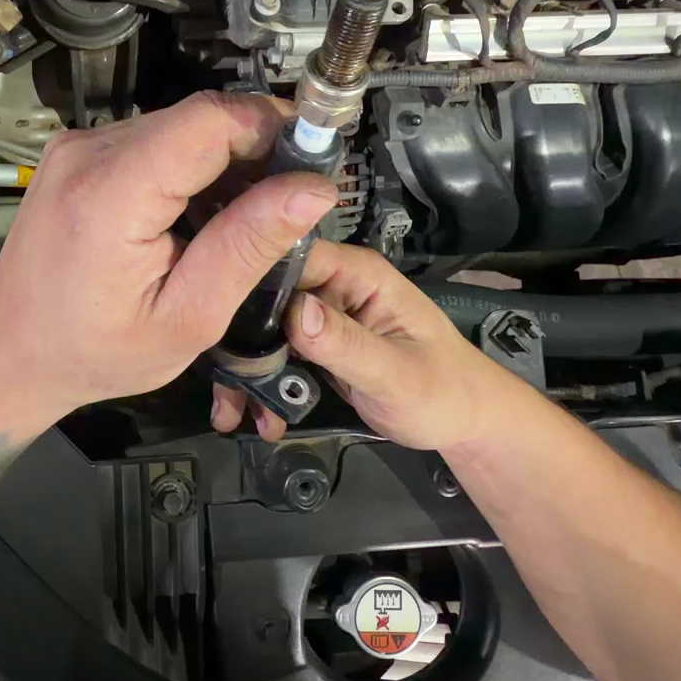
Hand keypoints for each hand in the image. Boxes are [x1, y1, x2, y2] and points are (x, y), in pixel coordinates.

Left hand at [0, 92, 338, 426]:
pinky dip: (188, 165)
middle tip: (289, 199)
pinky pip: (151, 139)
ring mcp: (76, 147)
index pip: (208, 120)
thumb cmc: (93, 351)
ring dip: (222, 159)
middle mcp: (86, 153)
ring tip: (243, 217)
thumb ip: (248, 245)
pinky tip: (200, 213)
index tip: (313, 158)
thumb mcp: (188, 316)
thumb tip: (311, 190)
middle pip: (196, 118)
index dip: (271, 126)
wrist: (14, 349)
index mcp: (110, 193)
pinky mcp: (77, 153)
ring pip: (177, 126)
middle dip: (254, 148)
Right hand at [211, 241, 532, 449]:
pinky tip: (251, 413)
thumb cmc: (444, 393)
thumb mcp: (397, 374)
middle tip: (220, 380)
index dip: (251, 279)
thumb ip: (346, 343)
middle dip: (239, 335)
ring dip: (245, 366)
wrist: (464, 423)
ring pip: (264, 327)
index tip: (216, 315)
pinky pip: (274, 352)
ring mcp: (320, 313)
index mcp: (356, 273)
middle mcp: (332, 285)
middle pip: (266, 292)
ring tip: (230, 409)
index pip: (290, 256)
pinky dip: (259, 381)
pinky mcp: (313, 342)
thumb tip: (295, 311)